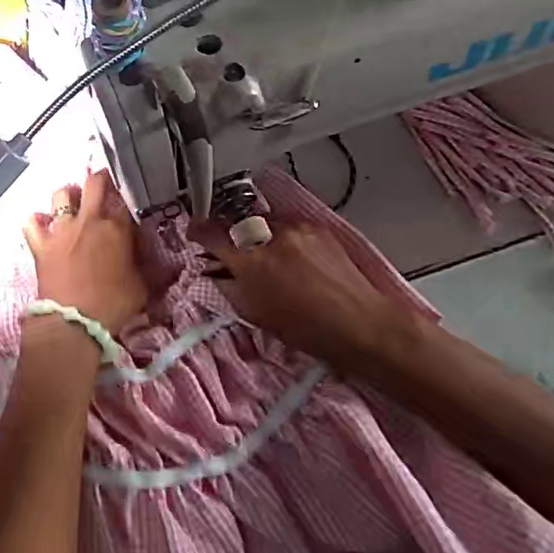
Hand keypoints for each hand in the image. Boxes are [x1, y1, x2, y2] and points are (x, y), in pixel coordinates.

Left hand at [23, 169, 147, 334]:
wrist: (74, 321)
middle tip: (105, 183)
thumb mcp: (142, 287)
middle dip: (101, 179)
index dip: (129, 198)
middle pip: (94, 184)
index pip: (126, 202)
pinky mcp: (40, 244)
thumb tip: (167, 265)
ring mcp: (62, 230)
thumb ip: (149, 269)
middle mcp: (89, 221)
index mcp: (117, 228)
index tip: (130, 202)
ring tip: (73, 201)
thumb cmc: (113, 304)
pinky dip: (37, 221)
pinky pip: (32, 223)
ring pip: (61, 194)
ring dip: (68, 194)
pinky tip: (42, 223)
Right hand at [202, 222, 423, 370]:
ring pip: (263, 222)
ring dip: (256, 235)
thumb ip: (232, 287)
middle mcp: (272, 237)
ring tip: (264, 257)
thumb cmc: (307, 330)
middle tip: (229, 250)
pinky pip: (288, 226)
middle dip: (229, 234)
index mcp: (251, 262)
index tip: (194, 233)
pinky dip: (281, 237)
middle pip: (237, 222)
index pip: (213, 234)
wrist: (359, 323)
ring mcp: (296, 229)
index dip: (199, 232)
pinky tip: (290, 257)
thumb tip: (217, 273)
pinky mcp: (316, 228)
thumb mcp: (257, 314)